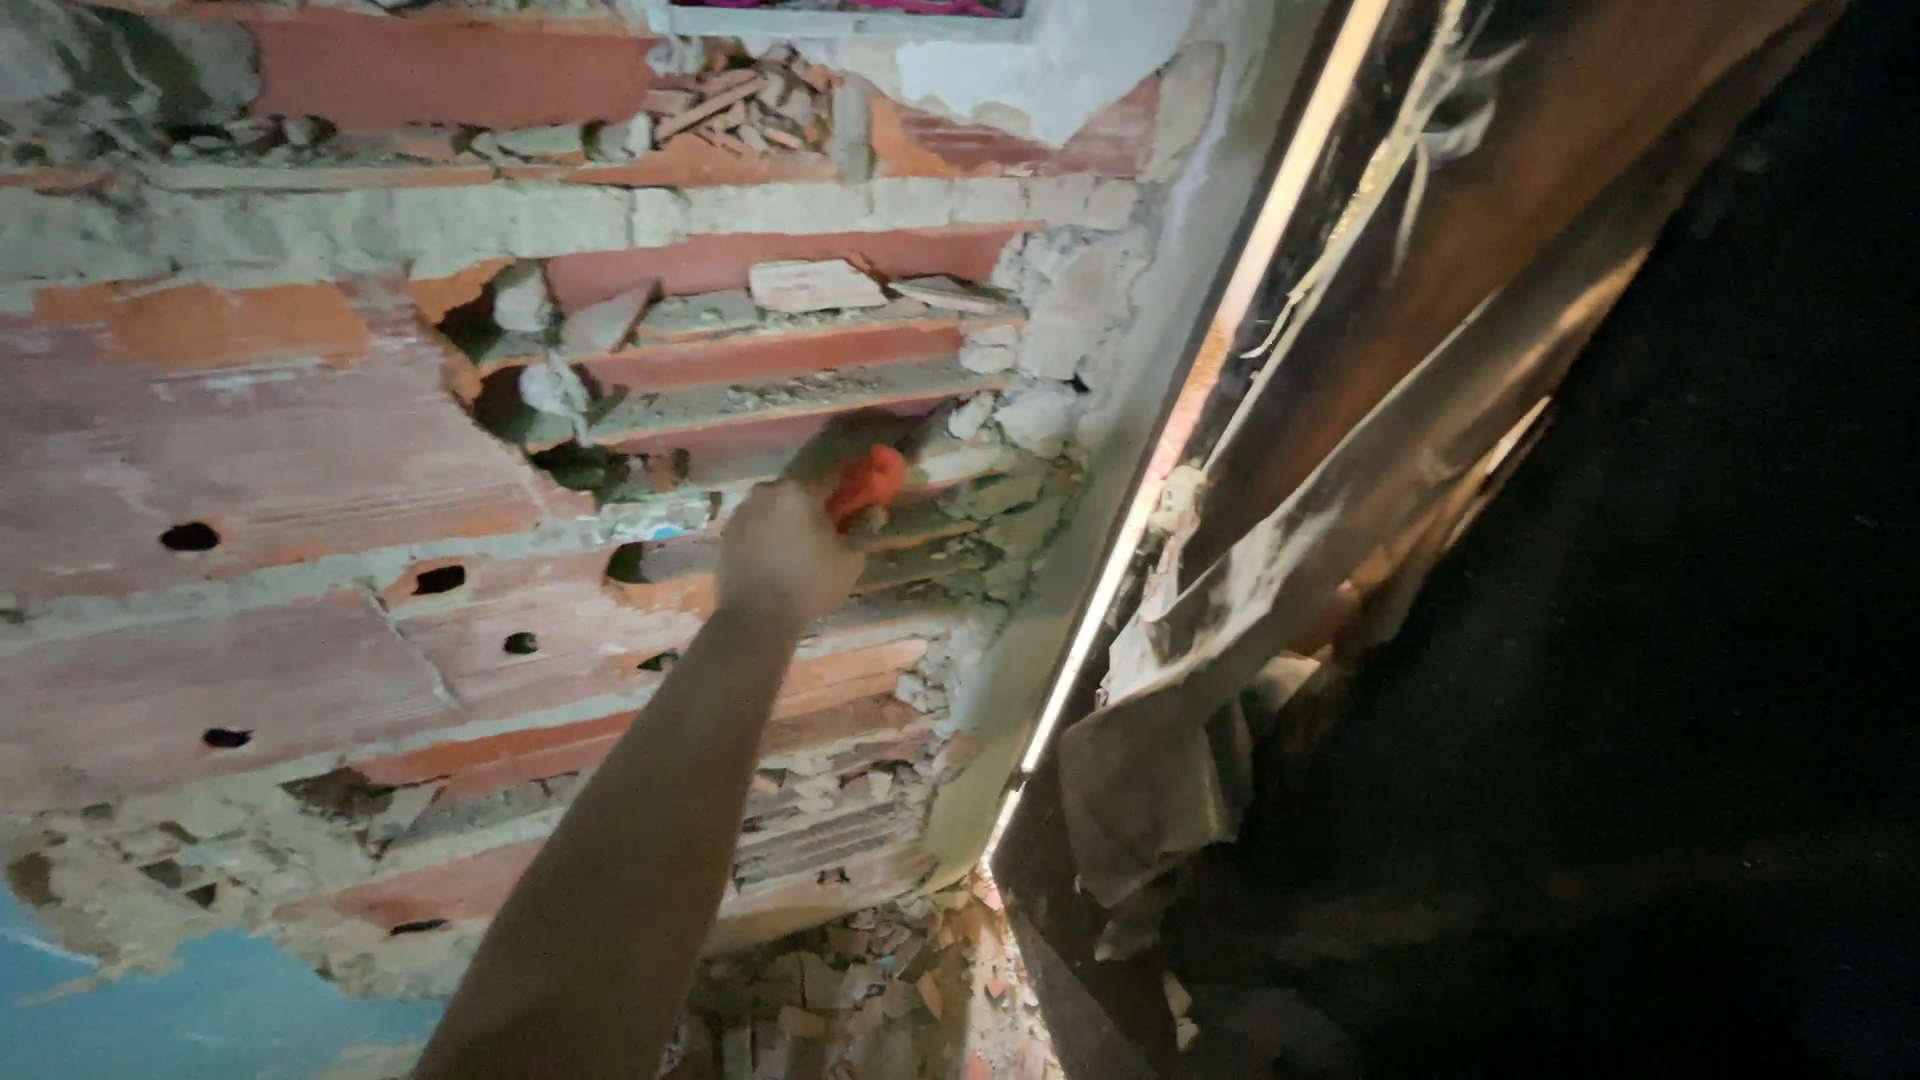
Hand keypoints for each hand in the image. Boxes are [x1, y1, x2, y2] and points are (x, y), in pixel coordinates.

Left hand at [717, 479, 864, 625]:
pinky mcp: (727, 530)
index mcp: (800, 490)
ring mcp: (743, 509)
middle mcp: (768, 490)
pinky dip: (770, 530)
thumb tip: (876, 509)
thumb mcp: (849, 559)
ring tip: (802, 544)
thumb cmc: (809, 584)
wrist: (755, 617)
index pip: (833, 474)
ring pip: (777, 504)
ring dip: (791, 516)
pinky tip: (778, 554)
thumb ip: (864, 528)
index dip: (850, 483)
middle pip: (801, 489)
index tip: (860, 493)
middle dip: (817, 502)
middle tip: (830, 526)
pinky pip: (758, 521)